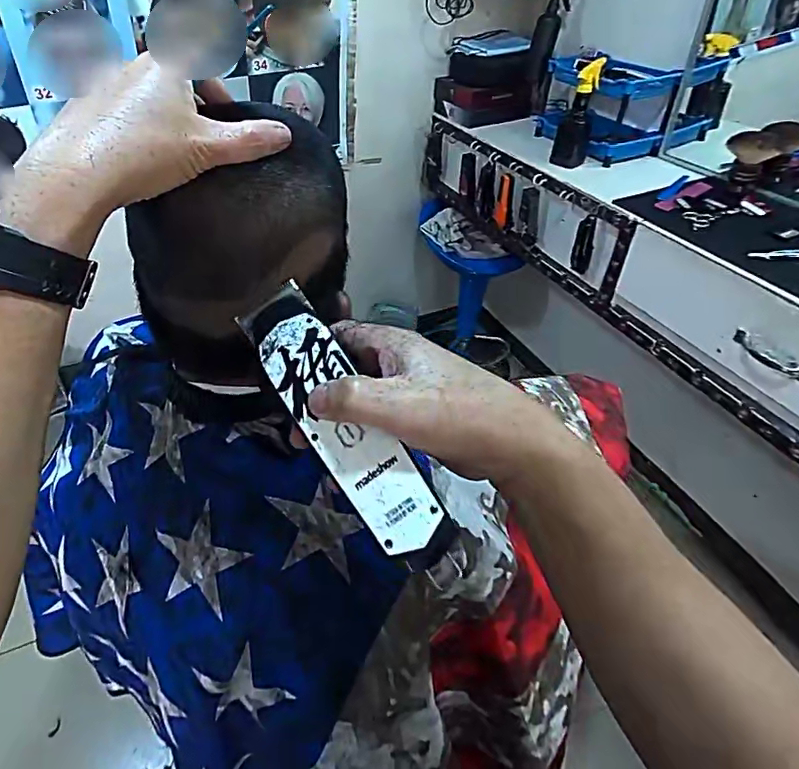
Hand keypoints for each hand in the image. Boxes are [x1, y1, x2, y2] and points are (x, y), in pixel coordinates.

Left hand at [0, 56, 288, 253]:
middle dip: (196, 102)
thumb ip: (248, 140)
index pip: (204, 52)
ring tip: (171, 149)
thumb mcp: (206, 149)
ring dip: (166, 113)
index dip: (219, 79)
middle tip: (205, 136)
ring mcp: (103, 81)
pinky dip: (136, 122)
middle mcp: (134, 64)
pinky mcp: (82, 104)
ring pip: (148, 90)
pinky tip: (136, 154)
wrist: (73, 176)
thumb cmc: (142, 152)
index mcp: (168, 64)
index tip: (225, 110)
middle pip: (176, 73)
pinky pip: (121, 105)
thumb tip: (283, 133)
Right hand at [308, 323, 580, 484]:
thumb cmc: (459, 414)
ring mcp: (410, 393)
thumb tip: (311, 397)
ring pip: (363, 403)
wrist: (513, 445)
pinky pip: (381, 426)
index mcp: (394, 346)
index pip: (341, 336)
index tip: (285, 380)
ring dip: (342, 424)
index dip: (311, 352)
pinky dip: (364, 440)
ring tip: (320, 450)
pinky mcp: (420, 421)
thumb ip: (352, 398)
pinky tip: (352, 463)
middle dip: (322, 398)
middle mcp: (399, 364)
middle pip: (348, 373)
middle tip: (300, 429)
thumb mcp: (399, 404)